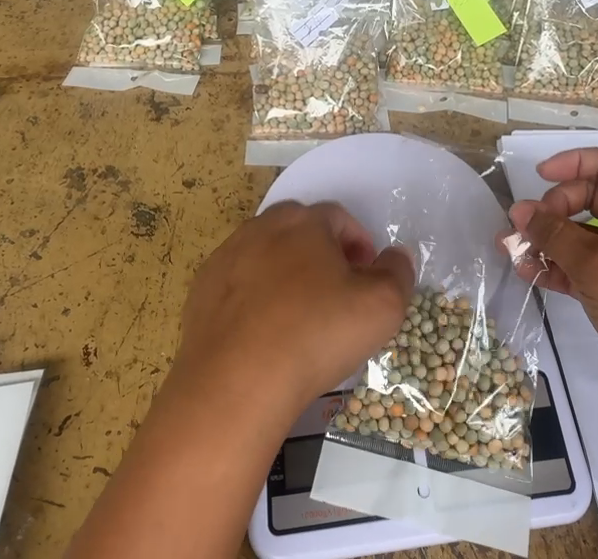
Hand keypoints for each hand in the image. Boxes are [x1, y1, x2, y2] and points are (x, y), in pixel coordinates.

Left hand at [174, 201, 414, 413]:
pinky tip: (264, 334)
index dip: (358, 242)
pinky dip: (253, 300)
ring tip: (299, 315)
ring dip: (285, 274)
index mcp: (304, 223)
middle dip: (321, 252)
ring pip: (264, 256)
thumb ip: (397, 273)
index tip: (368, 275)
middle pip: (297, 230)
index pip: (338, 217)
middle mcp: (260, 229)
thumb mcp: (382, 306)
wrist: (235, 382)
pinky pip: (236, 286)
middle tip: (336, 290)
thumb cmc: (316, 334)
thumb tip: (396, 255)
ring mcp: (224, 260)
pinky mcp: (200, 294)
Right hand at [509, 147, 597, 403]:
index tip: (539, 176)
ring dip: (547, 241)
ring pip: (580, 237)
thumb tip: (519, 210)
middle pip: (588, 199)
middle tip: (523, 227)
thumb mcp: (595, 263)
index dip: (573, 162)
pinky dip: (556, 268)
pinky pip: (581, 267)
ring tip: (511, 251)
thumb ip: (553, 233)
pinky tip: (528, 273)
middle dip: (551, 208)